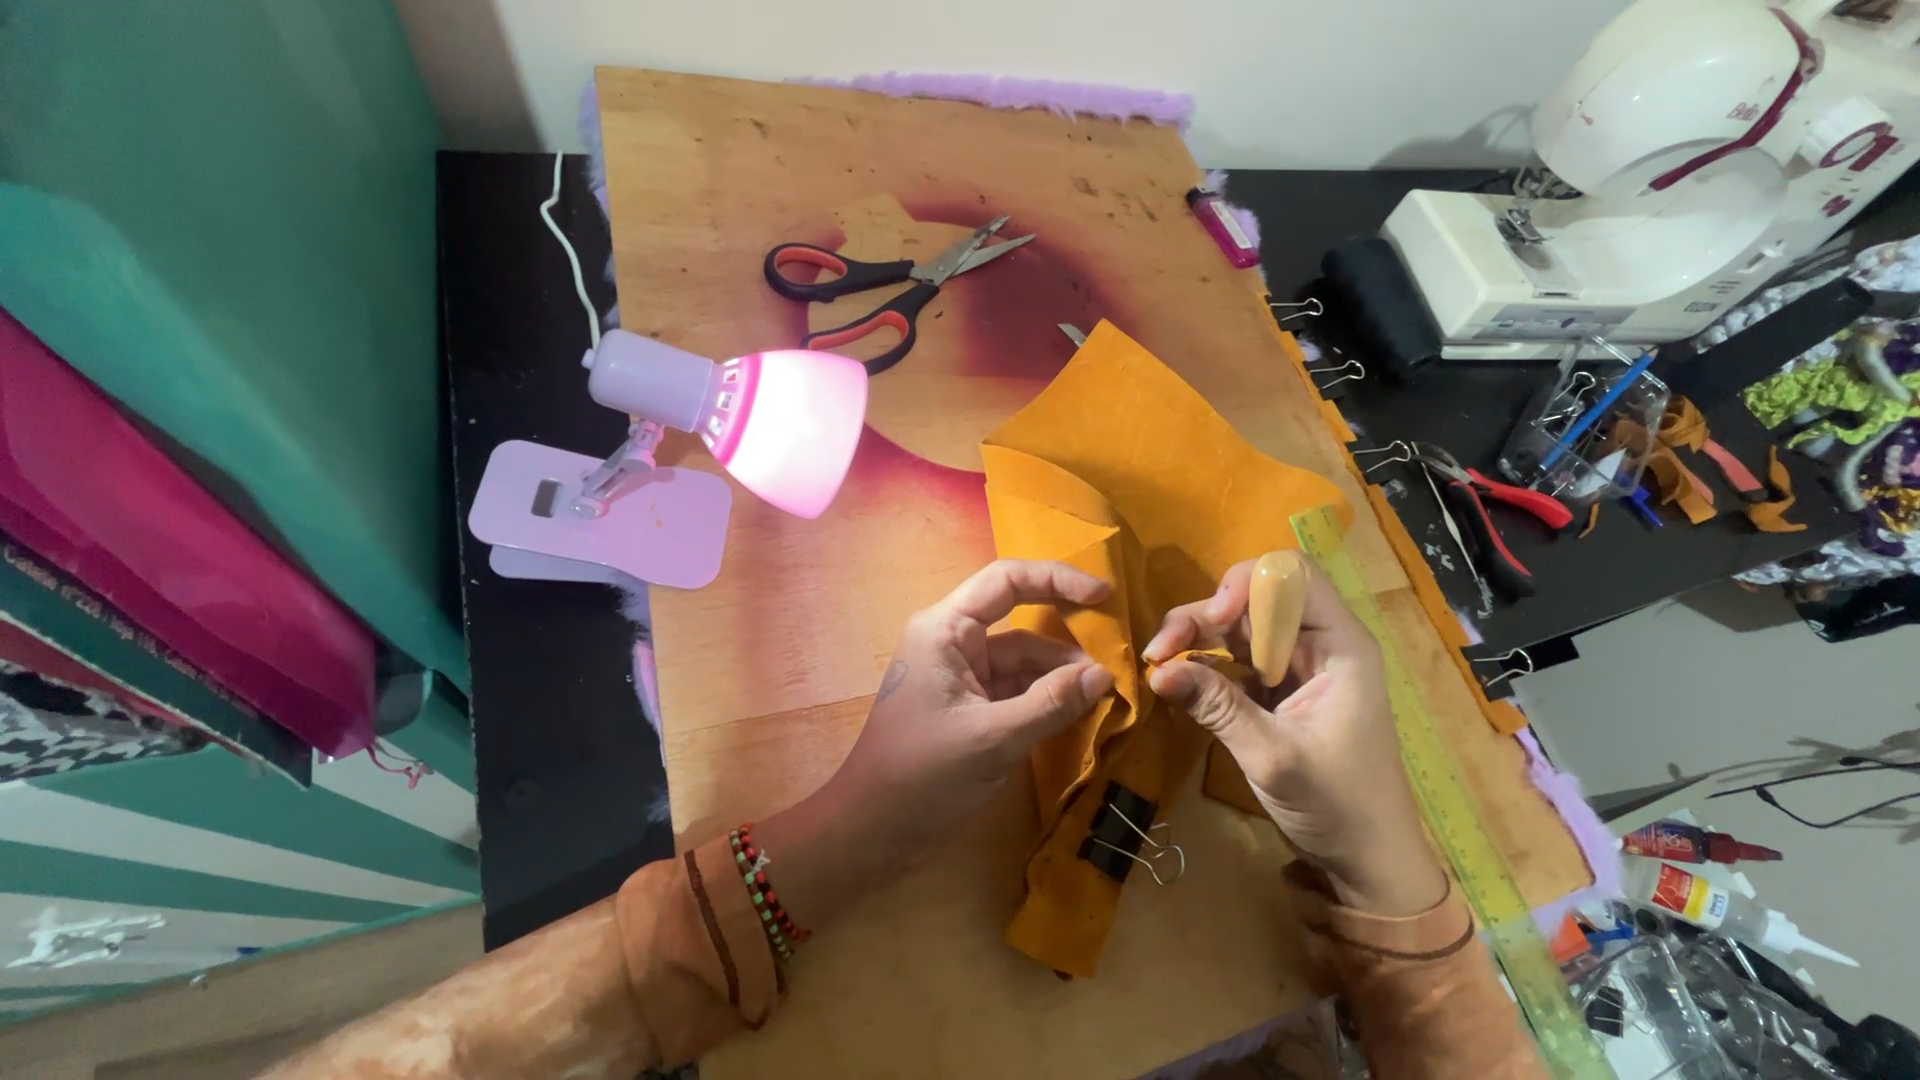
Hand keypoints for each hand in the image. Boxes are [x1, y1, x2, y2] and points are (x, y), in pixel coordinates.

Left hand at [757, 560, 1113, 927]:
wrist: (873, 831)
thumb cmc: (922, 774)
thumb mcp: (993, 738)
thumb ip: (1050, 704)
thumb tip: (1105, 676)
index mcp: (945, 629)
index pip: (1007, 580)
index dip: (1057, 580)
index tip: (1105, 596)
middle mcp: (953, 641)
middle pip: (1020, 619)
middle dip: (1067, 638)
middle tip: (1118, 653)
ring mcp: (962, 675)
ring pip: (1023, 660)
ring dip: (1061, 674)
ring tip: (1108, 692)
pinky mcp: (970, 707)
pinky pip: (1016, 689)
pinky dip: (1047, 697)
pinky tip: (1080, 710)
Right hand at [1141, 558, 1446, 916]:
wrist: (1368, 863)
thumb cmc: (1339, 807)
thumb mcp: (1273, 756)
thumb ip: (1218, 707)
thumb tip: (1157, 671)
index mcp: (1339, 645)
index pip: (1292, 576)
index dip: (1247, 584)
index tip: (1214, 622)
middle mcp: (1318, 644)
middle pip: (1255, 598)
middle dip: (1204, 615)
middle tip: (1161, 652)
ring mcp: (1296, 667)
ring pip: (1238, 627)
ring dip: (1195, 640)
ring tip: (1159, 667)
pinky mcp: (1276, 691)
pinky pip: (1233, 660)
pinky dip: (1202, 667)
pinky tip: (1177, 685)